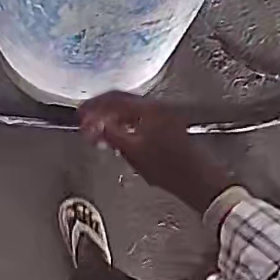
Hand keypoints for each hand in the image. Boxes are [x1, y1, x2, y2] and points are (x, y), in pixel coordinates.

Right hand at [78, 92, 236, 212]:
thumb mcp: (133, 152)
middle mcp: (157, 108)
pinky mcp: (167, 126)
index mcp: (148, 109)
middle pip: (122, 102)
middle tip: (87, 122)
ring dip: (113, 118)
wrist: (198, 181)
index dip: (94, 105)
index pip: (114, 99)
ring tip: (99, 131)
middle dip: (102, 112)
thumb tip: (93, 124)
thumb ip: (110, 134)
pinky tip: (119, 136)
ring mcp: (164, 116)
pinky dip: (125, 124)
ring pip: (130, 111)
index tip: (81, 113)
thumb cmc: (170, 168)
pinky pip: (140, 119)